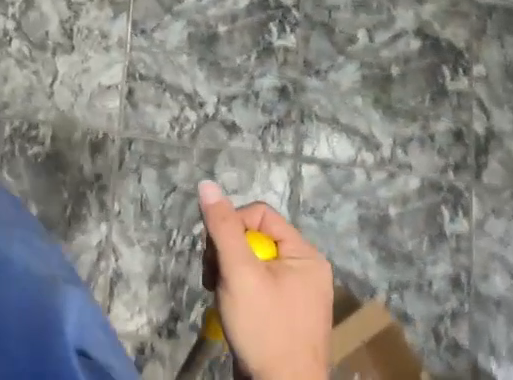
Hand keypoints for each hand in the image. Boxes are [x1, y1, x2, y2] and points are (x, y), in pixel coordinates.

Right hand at [198, 181, 332, 379]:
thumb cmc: (265, 328)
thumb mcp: (239, 273)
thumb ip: (223, 227)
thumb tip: (207, 184)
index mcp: (305, 255)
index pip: (258, 214)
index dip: (231, 225)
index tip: (217, 253)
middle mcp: (305, 269)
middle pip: (252, 235)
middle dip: (225, 251)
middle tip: (214, 276)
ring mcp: (295, 291)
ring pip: (249, 258)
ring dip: (226, 269)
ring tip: (219, 292)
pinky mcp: (283, 309)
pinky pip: (254, 280)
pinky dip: (236, 287)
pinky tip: (229, 304)